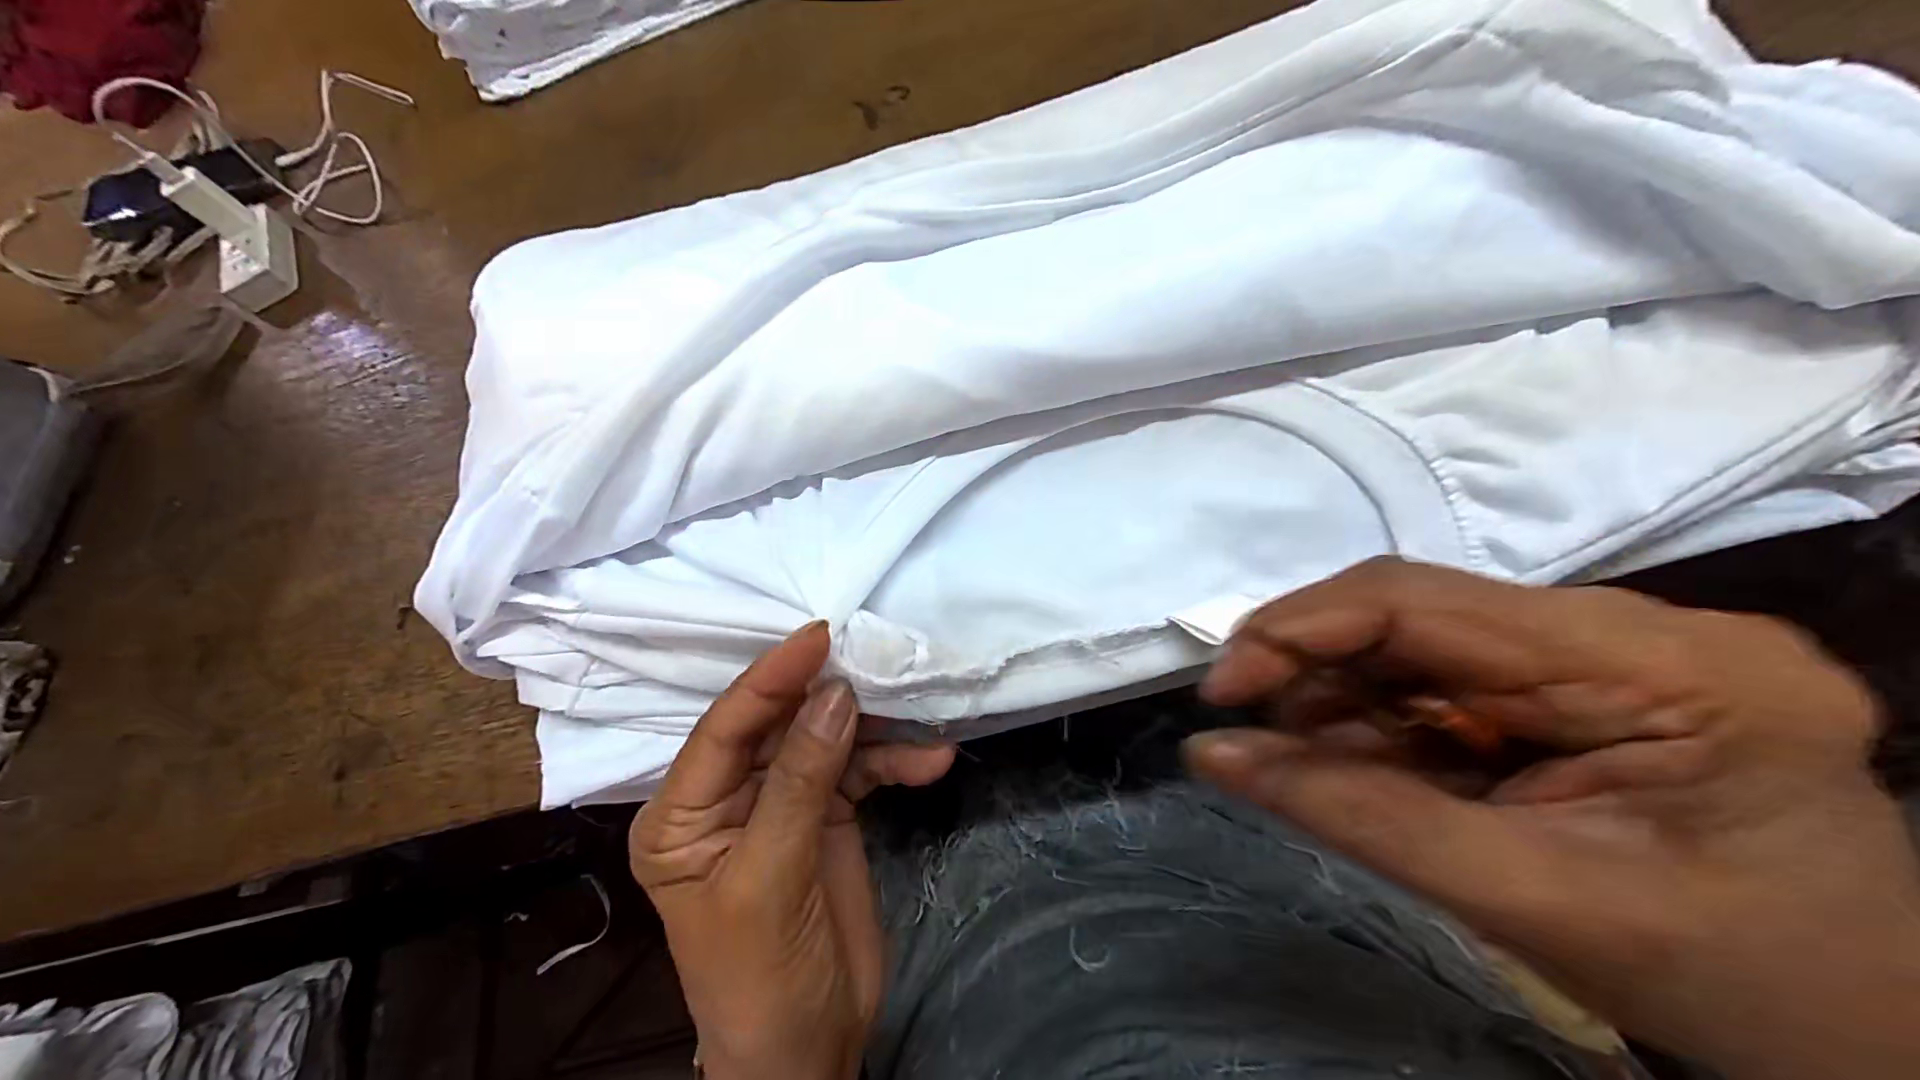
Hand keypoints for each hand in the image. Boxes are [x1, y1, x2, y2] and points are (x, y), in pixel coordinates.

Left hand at [629, 622, 954, 1079]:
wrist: (811, 1048)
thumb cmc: (760, 977)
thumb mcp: (771, 880)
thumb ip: (800, 783)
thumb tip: (835, 696)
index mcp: (682, 813)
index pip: (723, 728)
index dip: (770, 680)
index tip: (818, 637)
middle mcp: (728, 795)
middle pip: (779, 723)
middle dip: (827, 694)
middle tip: (875, 660)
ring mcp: (782, 799)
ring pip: (826, 739)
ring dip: (874, 729)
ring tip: (916, 713)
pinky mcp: (827, 811)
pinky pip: (860, 769)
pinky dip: (894, 761)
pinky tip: (931, 760)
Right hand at [1184, 558, 1919, 1079]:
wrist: (1870, 1035)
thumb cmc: (1732, 985)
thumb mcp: (1526, 902)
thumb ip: (1355, 816)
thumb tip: (1209, 754)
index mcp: (1663, 666)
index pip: (1424, 601)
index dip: (1298, 630)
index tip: (1221, 692)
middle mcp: (1630, 629)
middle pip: (1410, 613)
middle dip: (1313, 669)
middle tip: (1249, 731)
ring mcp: (1606, 648)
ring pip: (1412, 644)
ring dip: (1340, 699)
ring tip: (1308, 762)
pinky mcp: (1580, 677)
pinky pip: (1438, 677)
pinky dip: (1378, 719)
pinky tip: (1358, 759)